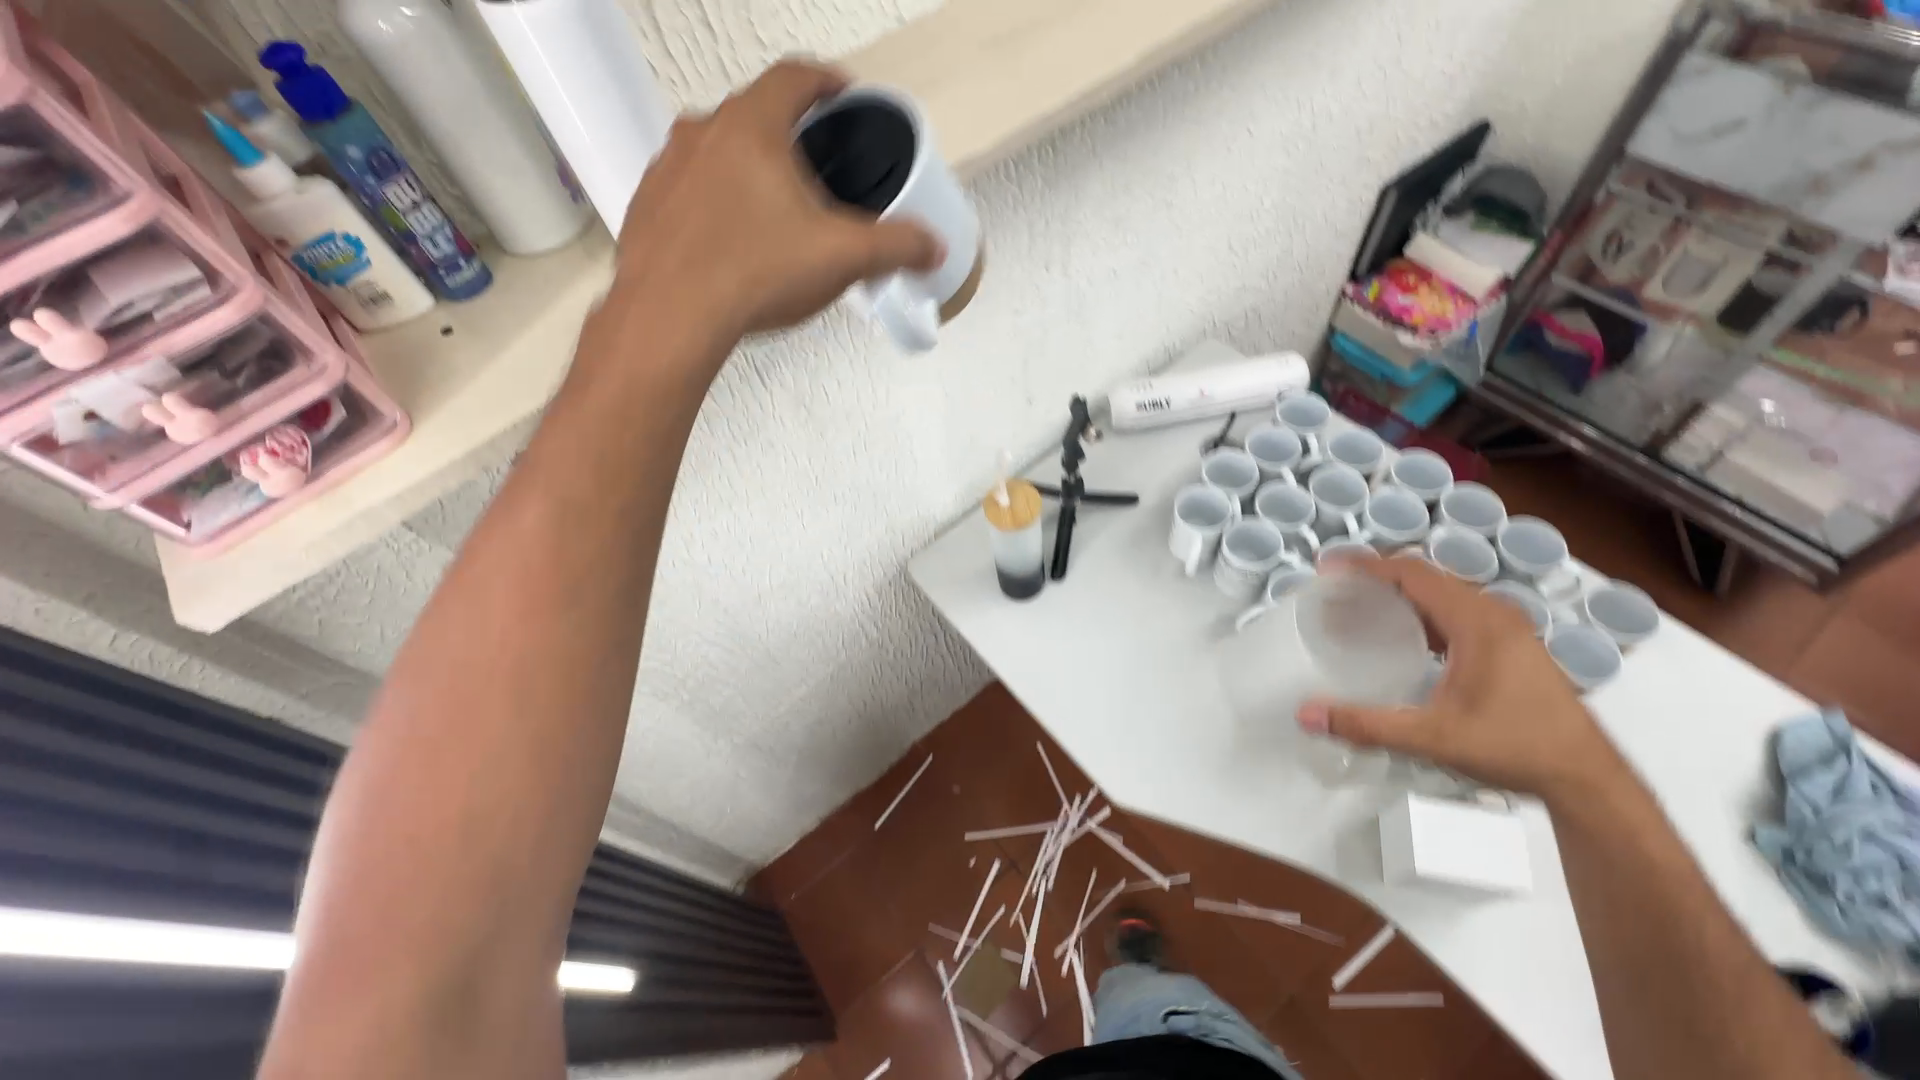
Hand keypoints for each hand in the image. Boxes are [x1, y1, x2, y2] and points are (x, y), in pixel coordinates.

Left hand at [607, 60, 942, 345]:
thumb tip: (927, 246)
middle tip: (814, 171)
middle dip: (787, 139)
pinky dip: (715, 209)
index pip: (794, 78)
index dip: (826, 83)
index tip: (839, 93)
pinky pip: (689, 194)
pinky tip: (736, 246)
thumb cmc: (747, 274)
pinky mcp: (648, 209)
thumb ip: (896, 246)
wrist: (671, 318)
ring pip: (717, 155)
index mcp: (751, 128)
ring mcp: (667, 171)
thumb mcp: (844, 257)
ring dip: (747, 174)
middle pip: (753, 117)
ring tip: (776, 218)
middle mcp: (701, 136)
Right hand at [1297, 558, 1630, 801]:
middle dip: (1377, 578)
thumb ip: (1367, 724)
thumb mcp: (1433, 738)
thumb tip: (1306, 714)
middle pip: (1427, 578)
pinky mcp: (1512, 648)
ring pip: (1444, 595)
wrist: (1587, 778)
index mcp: (1477, 622)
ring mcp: (1508, 630)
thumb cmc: (1515, 748)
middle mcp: (1494, 615)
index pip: (1413, 574)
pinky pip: (1458, 614)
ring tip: (1361, 611)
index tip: (1327, 569)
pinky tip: (1404, 639)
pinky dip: (1423, 614)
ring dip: (1401, 596)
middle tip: (1335, 591)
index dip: (1366, 566)